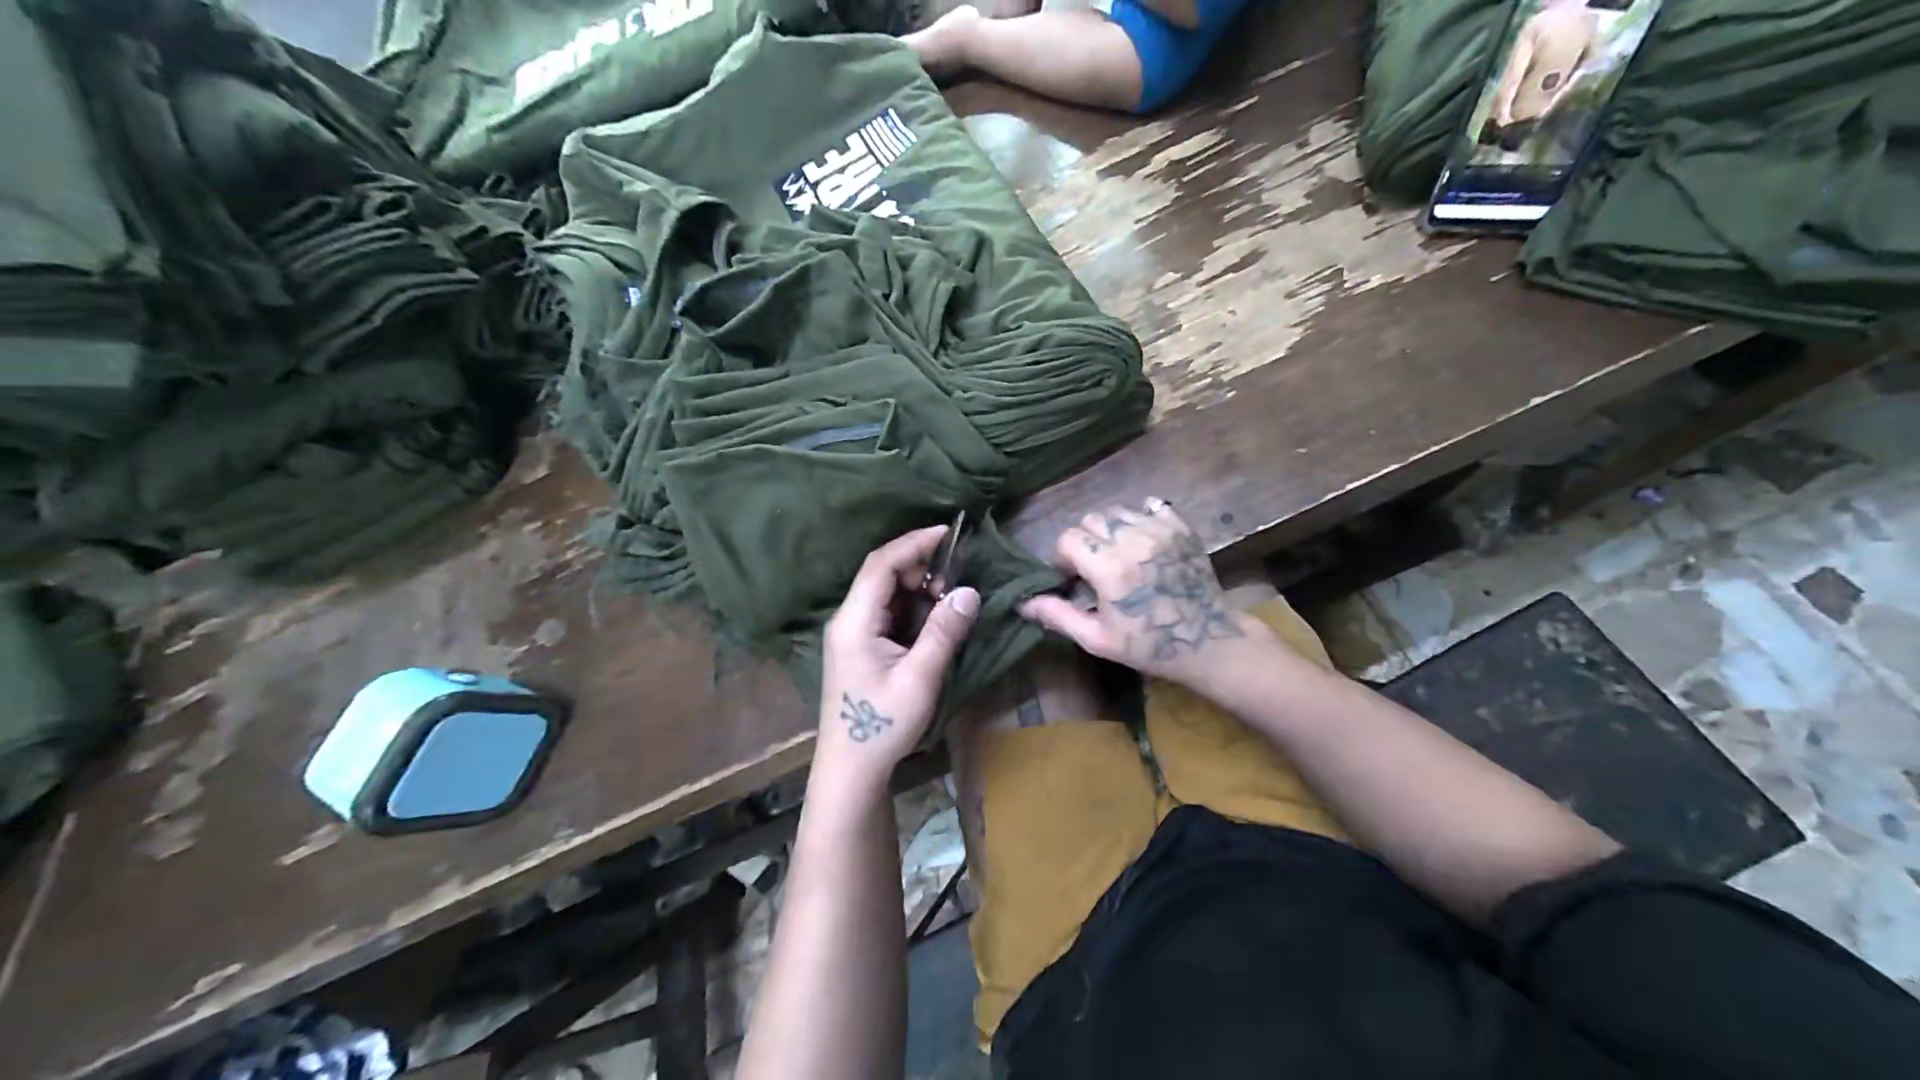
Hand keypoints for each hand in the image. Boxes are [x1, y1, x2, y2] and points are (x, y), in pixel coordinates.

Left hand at [816, 526, 980, 790]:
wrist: (851, 769)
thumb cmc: (883, 725)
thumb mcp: (920, 677)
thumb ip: (944, 632)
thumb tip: (970, 592)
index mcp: (854, 621)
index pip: (881, 565)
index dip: (914, 543)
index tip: (949, 533)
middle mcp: (848, 619)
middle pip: (881, 575)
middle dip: (919, 567)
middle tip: (955, 580)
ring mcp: (852, 634)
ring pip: (886, 593)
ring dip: (918, 588)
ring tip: (950, 597)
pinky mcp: (861, 648)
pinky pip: (888, 613)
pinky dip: (913, 607)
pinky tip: (935, 618)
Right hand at [1018, 499, 1261, 684]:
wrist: (1208, 642)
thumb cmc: (1148, 645)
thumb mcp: (1097, 639)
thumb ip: (1058, 615)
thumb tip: (1022, 603)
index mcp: (1109, 569)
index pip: (1068, 539)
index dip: (1064, 558)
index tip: (1074, 579)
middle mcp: (1133, 541)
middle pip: (1091, 520)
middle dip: (1085, 541)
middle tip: (1095, 568)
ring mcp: (1160, 531)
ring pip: (1118, 511)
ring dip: (1111, 530)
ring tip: (1119, 555)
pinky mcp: (1181, 529)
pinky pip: (1150, 506)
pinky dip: (1140, 518)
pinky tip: (1142, 541)